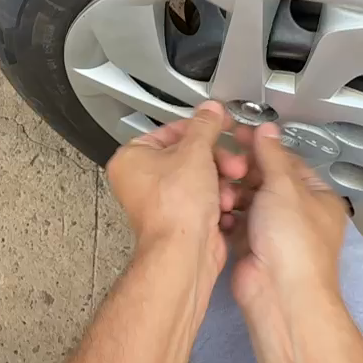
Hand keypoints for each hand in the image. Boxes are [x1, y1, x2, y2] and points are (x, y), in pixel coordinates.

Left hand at [107, 102, 248, 272]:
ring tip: (231, 181)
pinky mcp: (179, 220)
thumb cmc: (174, 208)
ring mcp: (160, 202)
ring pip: (198, 178)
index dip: (198, 127)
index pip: (168, 131)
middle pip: (186, 155)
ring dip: (220, 179)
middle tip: (230, 159)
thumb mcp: (195, 152)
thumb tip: (210, 111)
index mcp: (131, 158)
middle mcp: (140, 181)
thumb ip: (205, 126)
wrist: (184, 252)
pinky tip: (226, 201)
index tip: (218, 123)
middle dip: (215, 158)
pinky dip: (217, 198)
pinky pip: (202, 199)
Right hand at [232, 123, 350, 313]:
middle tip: (222, 162)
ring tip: (220, 193)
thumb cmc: (293, 241)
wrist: (279, 293)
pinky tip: (217, 211)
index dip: (262, 147)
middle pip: (263, 180)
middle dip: (241, 173)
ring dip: (231, 194)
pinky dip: (225, 216)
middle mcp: (297, 213)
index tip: (237, 135)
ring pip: (246, 200)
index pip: (286, 161)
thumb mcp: (284, 186)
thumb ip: (271, 154)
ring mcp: (273, 231)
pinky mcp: (252, 246)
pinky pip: (235, 222)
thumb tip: (267, 128)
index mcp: (316, 197)